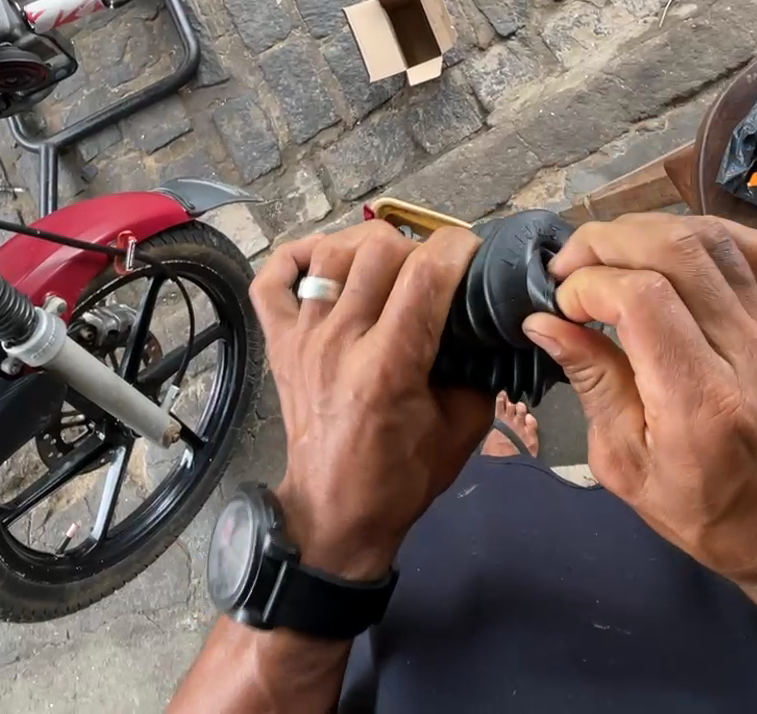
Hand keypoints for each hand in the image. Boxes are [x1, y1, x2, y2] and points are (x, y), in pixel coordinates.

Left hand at [250, 223, 491, 579]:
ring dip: (366, 245)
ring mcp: (302, 337)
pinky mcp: (278, 341)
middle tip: (429, 268)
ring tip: (387, 263)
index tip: (472, 250)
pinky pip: (271, 278)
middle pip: (377, 251)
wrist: (335, 511)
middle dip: (416, 246)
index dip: (456, 248)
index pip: (424, 275)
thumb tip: (484, 320)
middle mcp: (340, 341)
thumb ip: (477, 366)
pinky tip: (324, 260)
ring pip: (329, 252)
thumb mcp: (463, 426)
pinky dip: (296, 255)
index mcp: (388, 366)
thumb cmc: (401, 476)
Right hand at [522, 214, 756, 595]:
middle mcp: (743, 352)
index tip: (561, 308)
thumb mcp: (627, 466)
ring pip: (709, 239)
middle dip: (606, 241)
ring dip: (644, 230)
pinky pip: (753, 249)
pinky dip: (701, 233)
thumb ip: (592, 383)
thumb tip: (544, 323)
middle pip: (675, 250)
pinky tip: (667, 251)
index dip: (587, 285)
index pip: (641, 298)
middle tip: (569, 266)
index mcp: (700, 401)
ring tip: (607, 255)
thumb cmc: (708, 513)